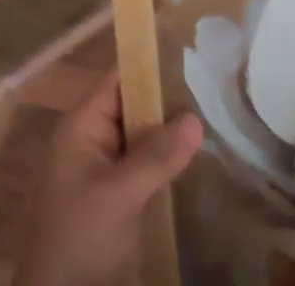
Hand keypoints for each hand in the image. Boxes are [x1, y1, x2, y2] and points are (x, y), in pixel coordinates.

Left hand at [15, 69, 203, 285]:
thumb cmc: (79, 236)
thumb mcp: (118, 195)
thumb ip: (156, 156)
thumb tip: (196, 118)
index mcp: (81, 125)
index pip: (118, 78)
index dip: (151, 65)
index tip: (193, 58)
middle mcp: (91, 137)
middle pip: (134, 104)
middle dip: (168, 100)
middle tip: (215, 90)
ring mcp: (103, 166)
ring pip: (142, 134)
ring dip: (170, 131)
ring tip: (215, 115)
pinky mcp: (116, 191)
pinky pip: (144, 162)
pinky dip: (166, 158)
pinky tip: (197, 156)